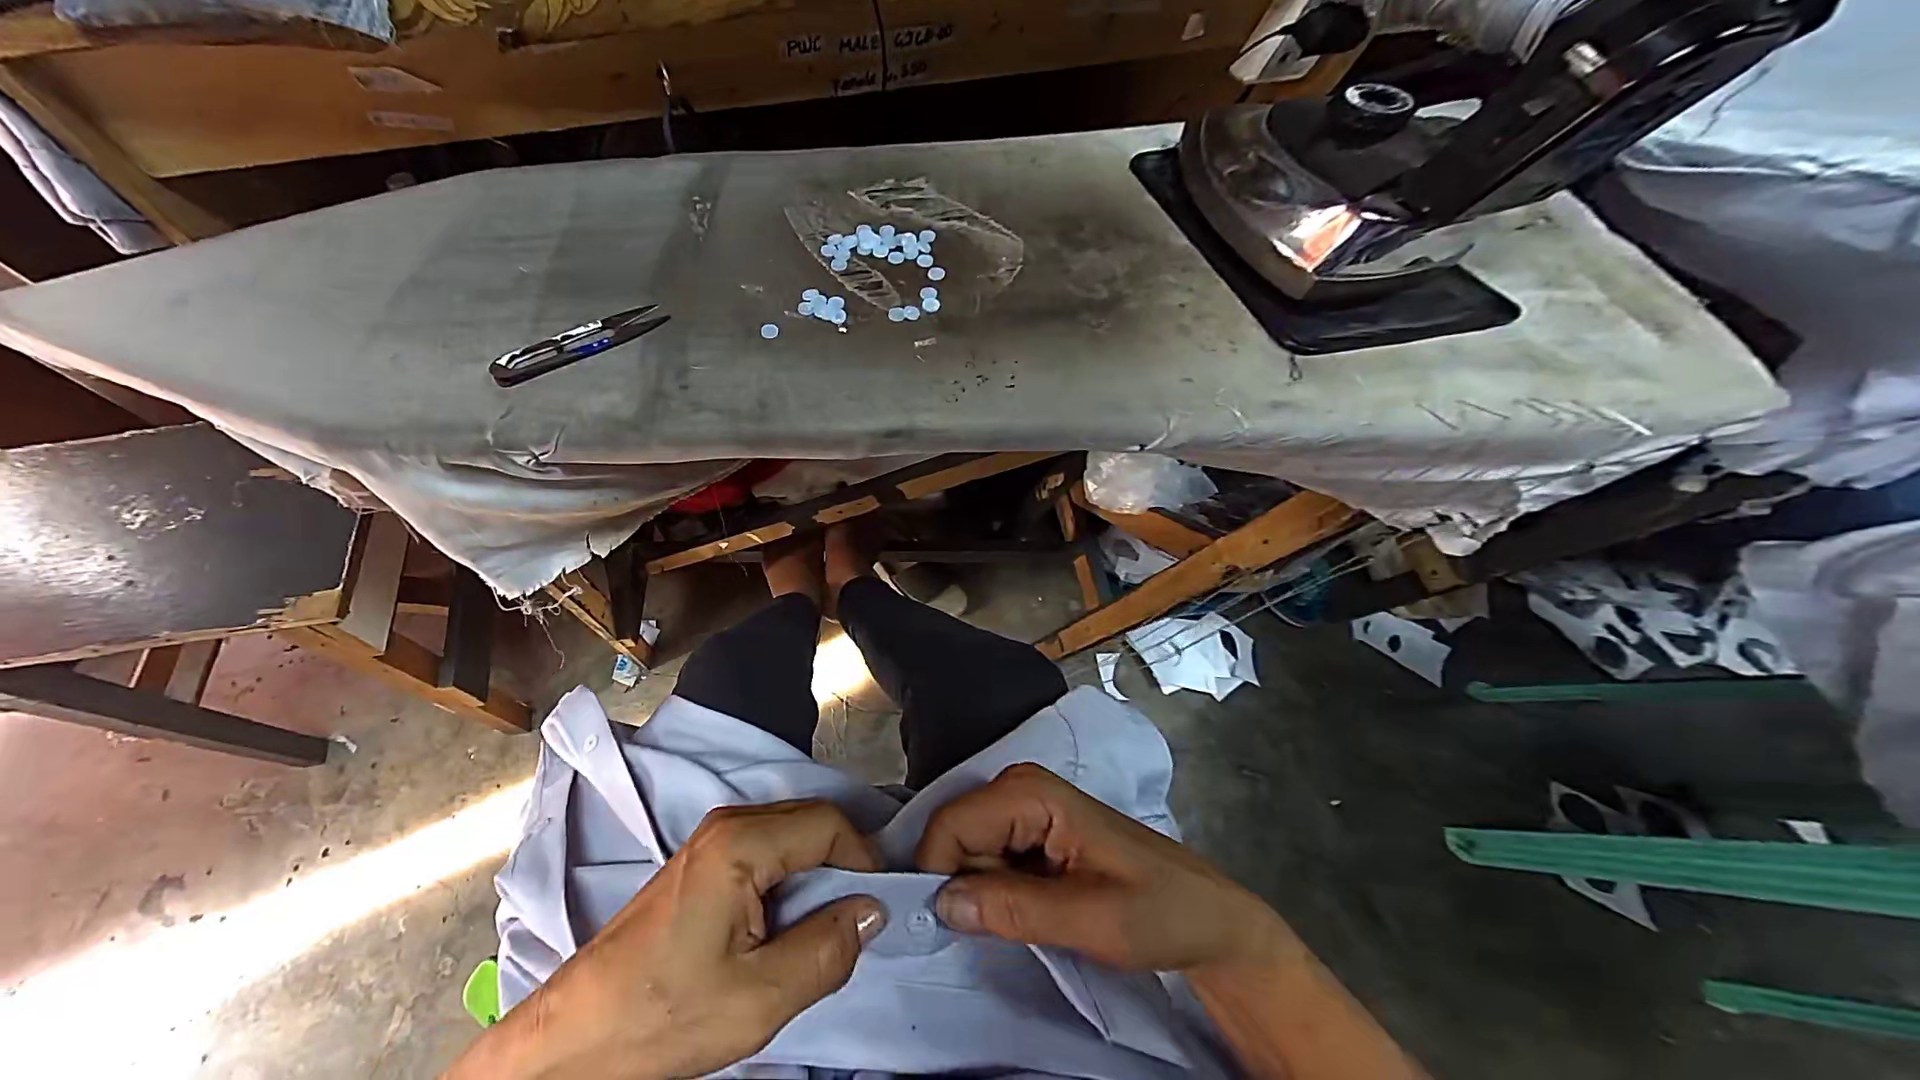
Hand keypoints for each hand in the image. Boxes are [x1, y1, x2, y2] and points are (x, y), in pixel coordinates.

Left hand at [448, 800, 886, 1079]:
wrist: (573, 1042)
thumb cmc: (662, 1016)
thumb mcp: (760, 999)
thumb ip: (829, 949)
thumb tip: (872, 911)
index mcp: (741, 842)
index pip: (830, 824)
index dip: (863, 860)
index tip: (874, 909)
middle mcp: (728, 823)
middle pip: (812, 821)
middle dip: (843, 865)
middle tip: (851, 921)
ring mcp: (712, 839)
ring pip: (793, 834)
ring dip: (818, 873)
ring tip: (821, 927)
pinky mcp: (703, 861)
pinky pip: (769, 850)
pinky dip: (792, 878)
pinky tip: (786, 923)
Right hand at [915, 763, 1290, 972]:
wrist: (1206, 918)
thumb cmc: (1161, 911)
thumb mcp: (1092, 919)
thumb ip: (1014, 908)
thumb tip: (941, 902)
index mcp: (1033, 792)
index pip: (951, 824)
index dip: (939, 875)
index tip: (948, 928)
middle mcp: (1020, 788)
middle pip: (954, 836)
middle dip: (963, 886)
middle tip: (1005, 926)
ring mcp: (1024, 809)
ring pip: (964, 852)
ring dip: (979, 893)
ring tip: (1028, 919)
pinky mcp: (1029, 833)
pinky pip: (985, 861)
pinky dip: (992, 893)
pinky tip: (1026, 910)